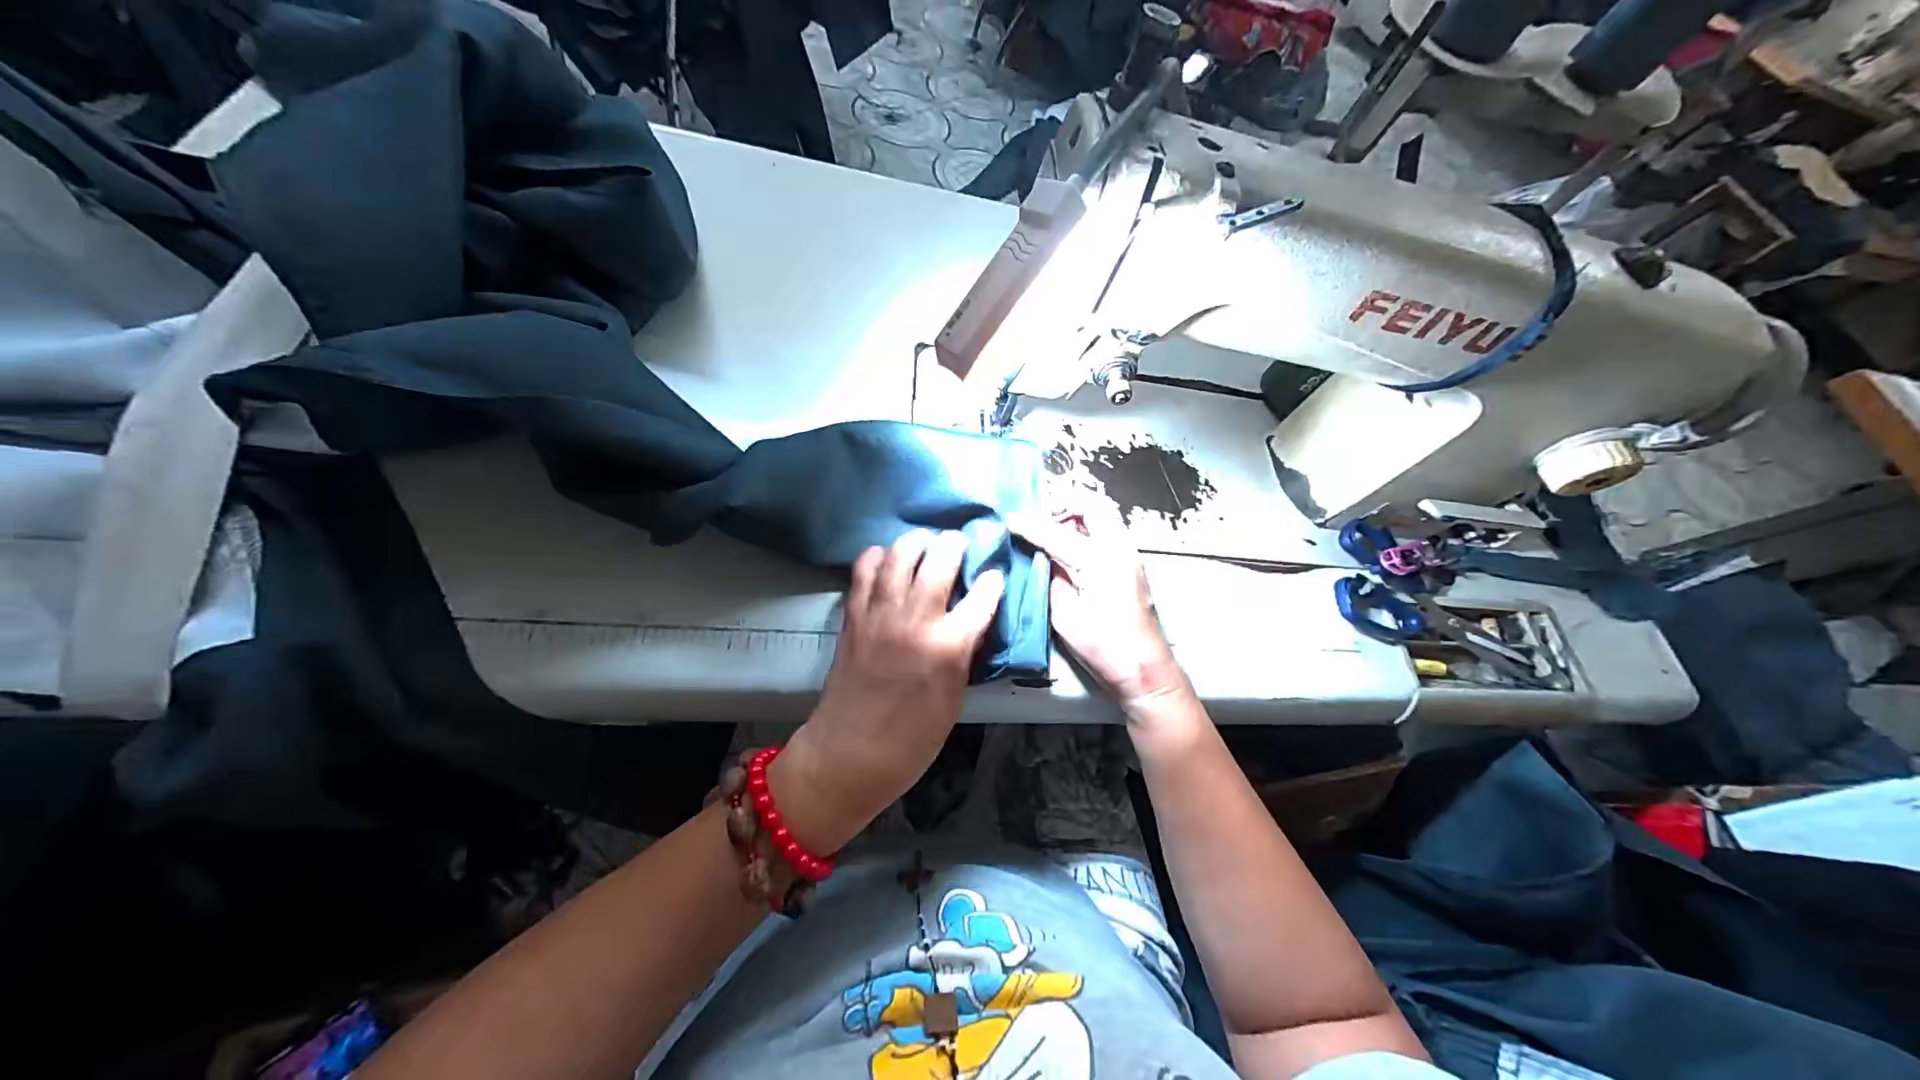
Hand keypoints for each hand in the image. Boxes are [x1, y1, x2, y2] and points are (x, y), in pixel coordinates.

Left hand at [772, 530, 1004, 852]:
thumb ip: (964, 652)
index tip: (994, 574)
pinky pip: (864, 570)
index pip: (981, 596)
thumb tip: (971, 622)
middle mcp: (915, 620)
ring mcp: (880, 614)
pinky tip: (886, 558)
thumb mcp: (955, 698)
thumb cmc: (912, 740)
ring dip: (917, 542)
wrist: (850, 754)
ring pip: (899, 555)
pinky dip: (877, 556)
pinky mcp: (854, 616)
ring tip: (927, 543)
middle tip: (961, 543)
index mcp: (948, 646)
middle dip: (956, 545)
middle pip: (940, 560)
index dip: (992, 581)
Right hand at [1010, 500, 1190, 716]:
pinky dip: (1087, 528)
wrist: (1145, 669)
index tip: (1007, 520)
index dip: (1027, 524)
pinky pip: (1108, 531)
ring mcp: (1129, 554)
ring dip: (1077, 515)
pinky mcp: (1132, 565)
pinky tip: (1069, 547)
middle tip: (1039, 517)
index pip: (1054, 531)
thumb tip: (1043, 558)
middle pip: (1091, 504)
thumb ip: (1051, 578)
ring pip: (1103, 514)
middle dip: (1062, 503)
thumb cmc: (1103, 647)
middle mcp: (1118, 546)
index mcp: (1098, 558)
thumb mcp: (1064, 614)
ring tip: (1051, 530)